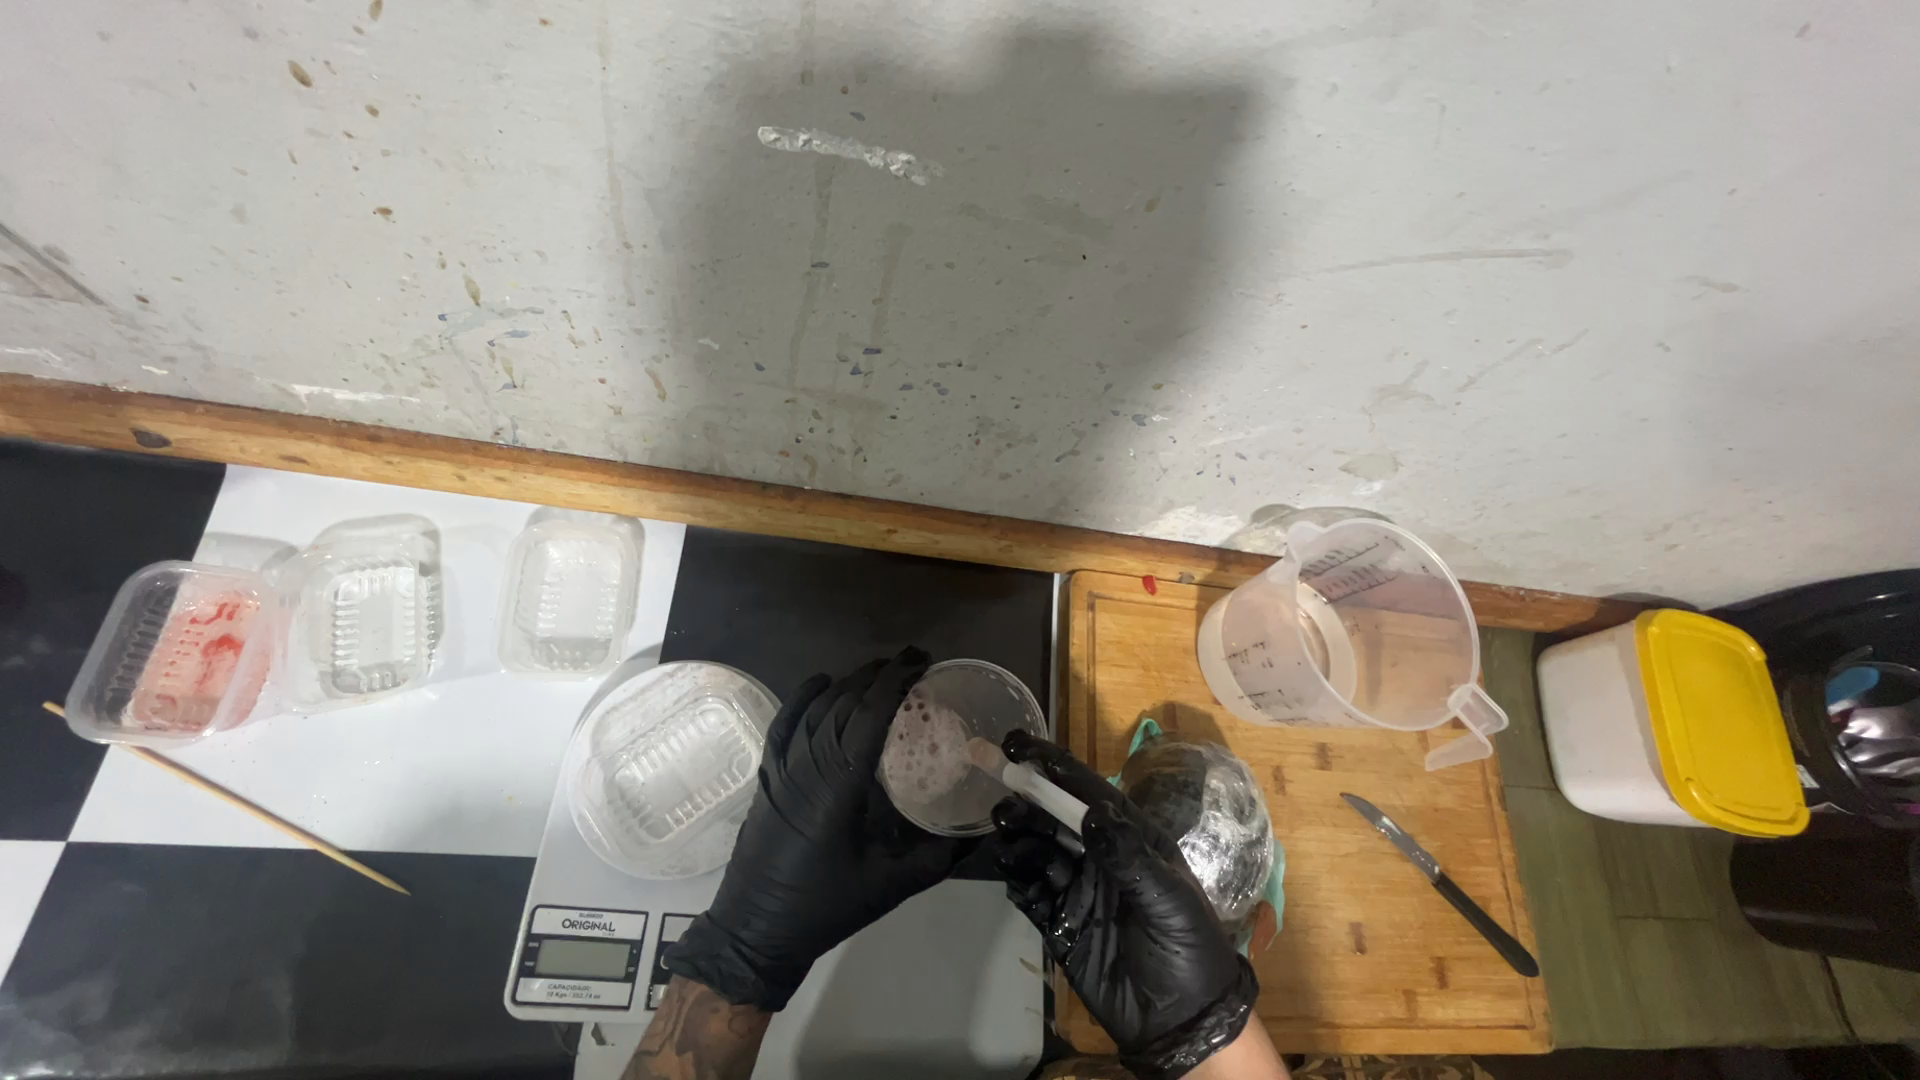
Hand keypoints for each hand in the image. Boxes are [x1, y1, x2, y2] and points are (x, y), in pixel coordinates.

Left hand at [664, 647, 970, 1010]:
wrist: (755, 931)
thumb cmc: (825, 908)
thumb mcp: (890, 886)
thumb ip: (938, 858)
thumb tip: (980, 834)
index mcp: (842, 783)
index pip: (871, 713)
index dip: (897, 680)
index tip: (922, 662)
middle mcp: (811, 763)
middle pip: (846, 700)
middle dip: (880, 673)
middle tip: (913, 662)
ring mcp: (784, 766)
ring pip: (817, 707)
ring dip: (849, 681)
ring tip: (879, 670)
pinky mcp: (767, 775)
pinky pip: (783, 723)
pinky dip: (802, 697)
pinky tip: (820, 682)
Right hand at [993, 731, 1258, 1079]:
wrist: (1184, 1022)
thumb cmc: (1188, 948)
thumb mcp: (1167, 898)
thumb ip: (1127, 857)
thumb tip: (1093, 813)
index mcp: (1129, 838)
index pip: (1087, 792)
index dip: (1053, 765)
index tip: (1018, 744)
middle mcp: (1099, 855)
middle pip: (1054, 816)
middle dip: (1027, 800)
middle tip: (1003, 799)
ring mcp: (1077, 887)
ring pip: (1037, 848)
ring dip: (1019, 836)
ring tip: (1005, 833)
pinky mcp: (1059, 921)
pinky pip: (1030, 890)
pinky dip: (1017, 877)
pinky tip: (1012, 872)